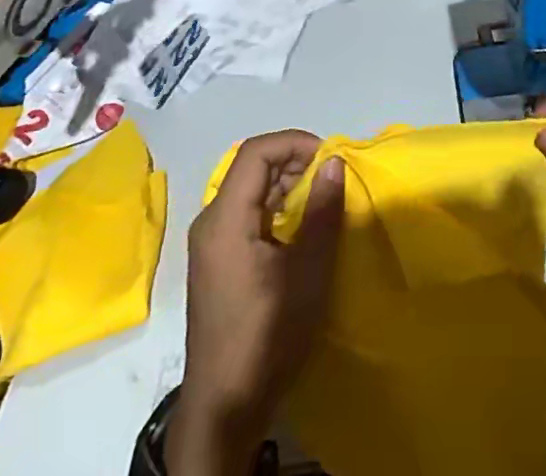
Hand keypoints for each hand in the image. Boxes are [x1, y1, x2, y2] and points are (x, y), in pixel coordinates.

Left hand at [173, 131, 343, 472]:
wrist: (225, 403)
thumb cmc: (268, 332)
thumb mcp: (307, 270)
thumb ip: (321, 212)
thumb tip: (333, 162)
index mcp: (225, 219)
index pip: (256, 152)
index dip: (296, 143)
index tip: (331, 157)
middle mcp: (211, 222)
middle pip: (252, 169)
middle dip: (296, 164)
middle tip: (334, 181)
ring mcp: (212, 244)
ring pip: (251, 192)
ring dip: (289, 188)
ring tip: (325, 204)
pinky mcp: (218, 262)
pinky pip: (248, 217)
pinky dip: (278, 211)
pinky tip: (303, 232)